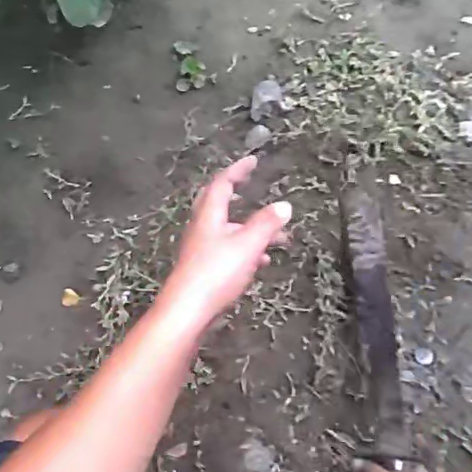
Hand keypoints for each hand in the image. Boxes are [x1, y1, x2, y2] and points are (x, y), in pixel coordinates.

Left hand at [156, 156, 290, 330]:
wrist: (187, 310)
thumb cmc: (215, 272)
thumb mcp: (247, 245)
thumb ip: (266, 225)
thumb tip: (284, 204)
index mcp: (209, 215)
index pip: (222, 183)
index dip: (238, 170)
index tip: (253, 160)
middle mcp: (202, 227)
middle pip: (218, 202)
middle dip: (238, 193)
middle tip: (253, 186)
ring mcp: (201, 247)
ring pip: (227, 228)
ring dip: (250, 227)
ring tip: (279, 236)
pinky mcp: (203, 267)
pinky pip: (227, 249)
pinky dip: (246, 248)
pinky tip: (262, 261)